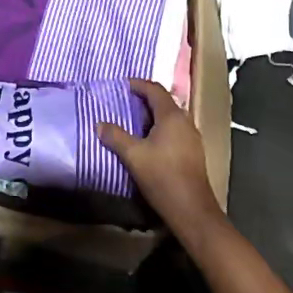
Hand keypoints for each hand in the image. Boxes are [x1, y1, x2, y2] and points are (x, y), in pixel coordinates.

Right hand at [97, 80, 224, 238]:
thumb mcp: (133, 155)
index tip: (122, 85)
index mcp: (171, 116)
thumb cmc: (161, 176)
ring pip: (169, 117)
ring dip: (151, 116)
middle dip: (144, 100)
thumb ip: (115, 136)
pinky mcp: (192, 151)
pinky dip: (159, 128)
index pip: (155, 90)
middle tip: (123, 102)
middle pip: (164, 102)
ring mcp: (191, 137)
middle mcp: (185, 121)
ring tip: (132, 121)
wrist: (190, 208)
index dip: (138, 84)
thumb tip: (99, 123)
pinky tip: (147, 141)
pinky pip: (174, 130)